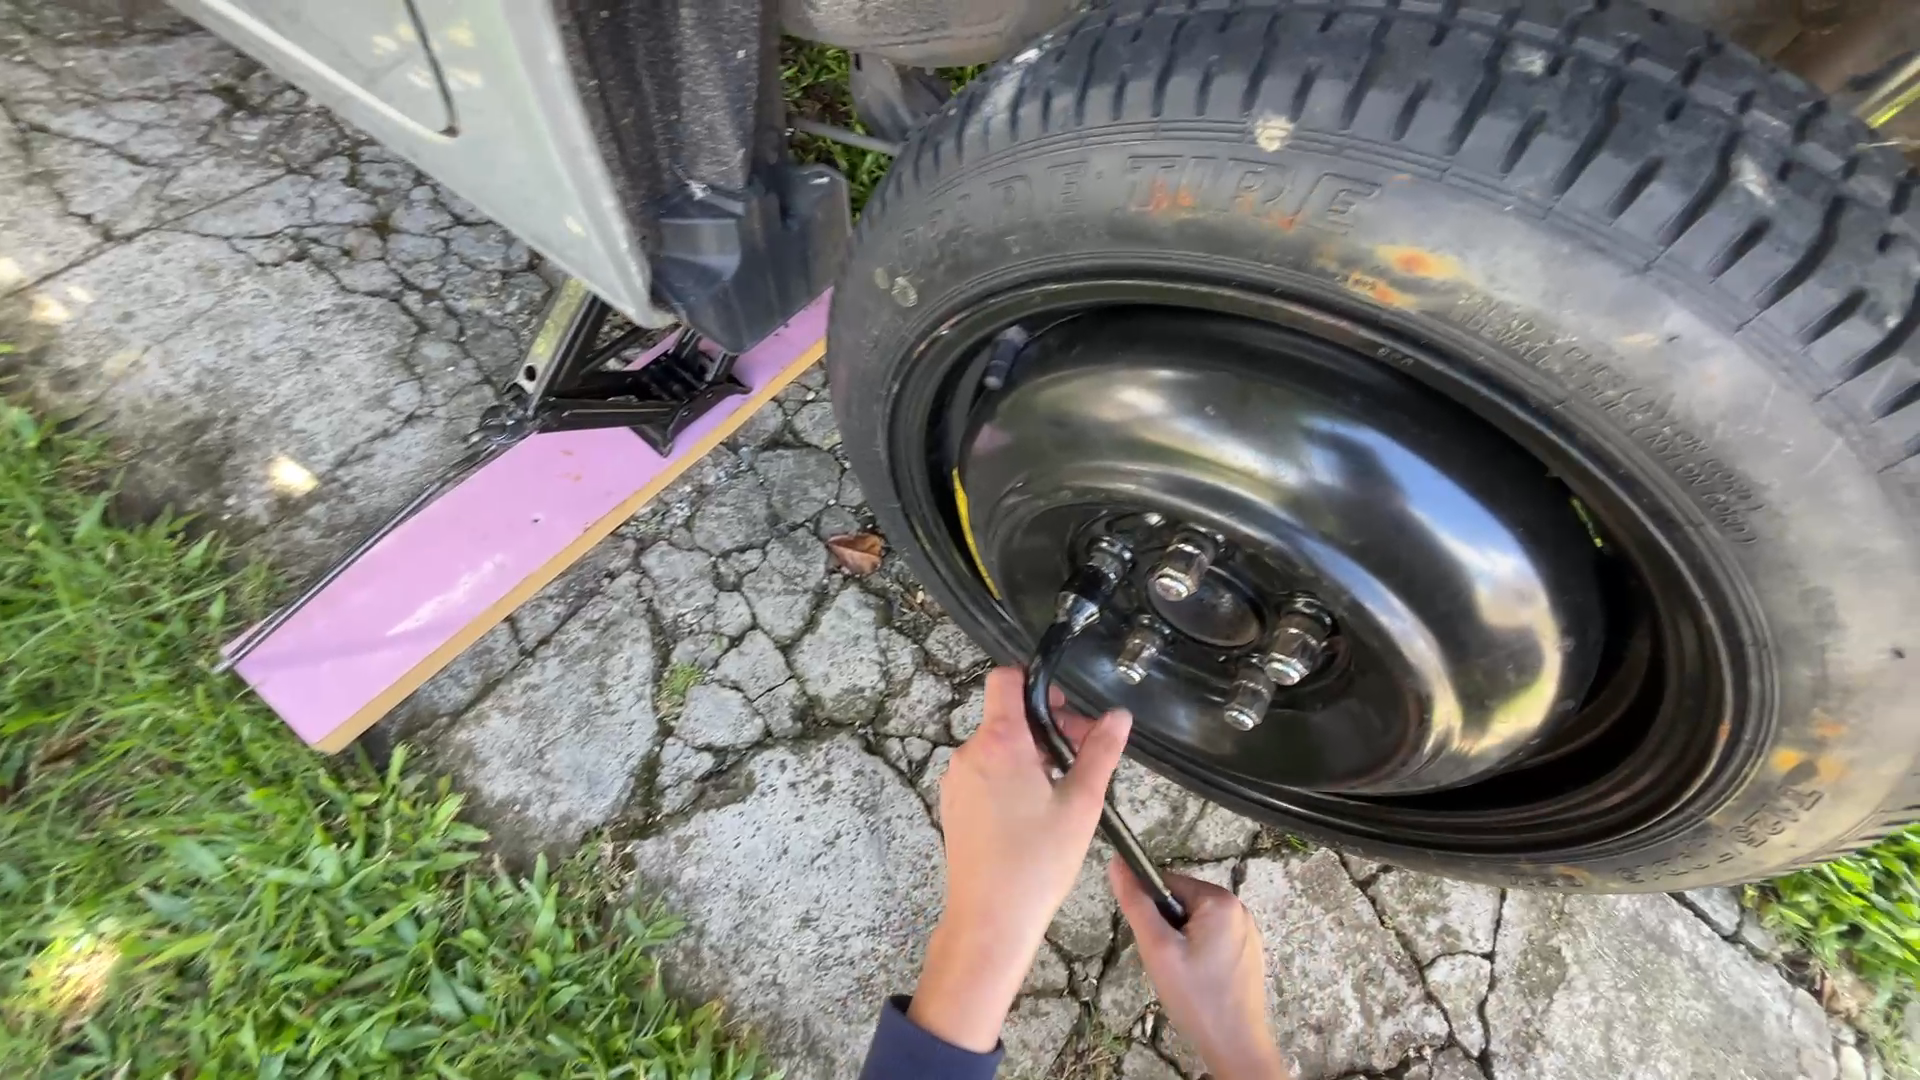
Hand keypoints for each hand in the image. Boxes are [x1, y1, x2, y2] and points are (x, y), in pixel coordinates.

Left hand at [909, 666, 1131, 1051]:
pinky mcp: (952, 802)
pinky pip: (984, 770)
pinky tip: (1033, 809)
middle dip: (1045, 727)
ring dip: (1030, 753)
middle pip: (1006, 715)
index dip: (1036, 684)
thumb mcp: (1081, 803)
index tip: (1064, 713)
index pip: (1005, 679)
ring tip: (1061, 788)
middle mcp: (969, 751)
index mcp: (999, 741)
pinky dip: (1009, 774)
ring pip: (997, 745)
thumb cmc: (1038, 860)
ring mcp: (956, 778)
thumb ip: (1100, 751)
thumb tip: (1118, 716)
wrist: (989, 919)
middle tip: (1080, 756)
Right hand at [1109, 860, 1290, 1079]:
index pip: (1167, 883)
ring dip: (1180, 941)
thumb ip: (1135, 902)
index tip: (1152, 940)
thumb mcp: (1157, 947)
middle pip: (1182, 902)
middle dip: (1166, 928)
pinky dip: (1197, 953)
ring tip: (1181, 974)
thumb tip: (1116, 861)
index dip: (1150, 909)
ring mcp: (1247, 931)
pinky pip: (1211, 938)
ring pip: (1194, 922)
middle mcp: (1238, 907)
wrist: (1237, 1050)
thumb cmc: (1195, 996)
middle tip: (1166, 962)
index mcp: (1220, 899)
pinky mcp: (1249, 952)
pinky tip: (1197, 980)